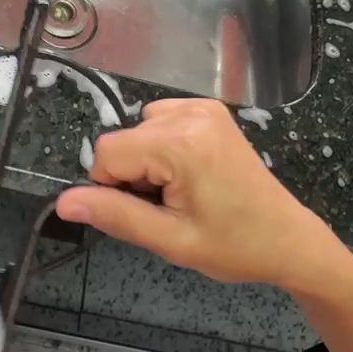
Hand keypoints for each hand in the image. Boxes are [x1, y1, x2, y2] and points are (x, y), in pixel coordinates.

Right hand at [56, 98, 349, 290]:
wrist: (286, 237)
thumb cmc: (233, 245)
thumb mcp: (169, 240)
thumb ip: (115, 215)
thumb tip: (65, 201)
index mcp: (181, 142)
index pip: (108, 151)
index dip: (113, 187)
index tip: (144, 210)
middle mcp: (191, 113)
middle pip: (125, 138)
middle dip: (134, 174)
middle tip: (169, 206)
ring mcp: (203, 106)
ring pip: (142, 128)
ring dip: (148, 159)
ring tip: (181, 190)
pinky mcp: (210, 109)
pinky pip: (163, 119)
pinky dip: (165, 144)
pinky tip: (189, 171)